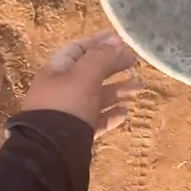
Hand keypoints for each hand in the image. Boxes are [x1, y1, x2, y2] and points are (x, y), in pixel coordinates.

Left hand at [21, 31, 140, 132]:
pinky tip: (125, 113)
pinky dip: (111, 115)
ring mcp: (68, 113)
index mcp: (57, 72)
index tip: (120, 39)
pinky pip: (96, 120)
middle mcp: (61, 90)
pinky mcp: (76, 133)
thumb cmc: (67, 105)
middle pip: (90, 73)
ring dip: (118, 90)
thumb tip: (116, 41)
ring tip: (139, 88)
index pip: (78, 50)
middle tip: (134, 62)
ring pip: (96, 97)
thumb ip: (100, 57)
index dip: (98, 42)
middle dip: (113, 66)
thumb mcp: (84, 76)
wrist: (52, 151)